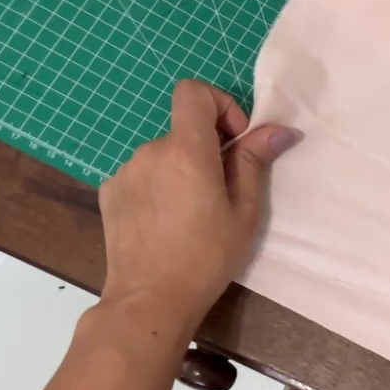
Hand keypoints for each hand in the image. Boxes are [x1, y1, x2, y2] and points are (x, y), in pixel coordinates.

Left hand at [97, 80, 300, 337]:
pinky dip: (163, 188)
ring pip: (166, 156)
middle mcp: (151, 151)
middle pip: (185, 131)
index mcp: (187, 151)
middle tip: (226, 195)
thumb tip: (278, 129)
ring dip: (186, 173)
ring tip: (196, 216)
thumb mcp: (246, 211)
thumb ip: (255, 162)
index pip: (193, 92)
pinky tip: (170, 224)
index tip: (235, 142)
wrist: (151, 296)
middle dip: (210, 152)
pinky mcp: (111, 191)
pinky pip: (145, 176)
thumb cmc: (209, 256)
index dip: (220, 105)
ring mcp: (126, 170)